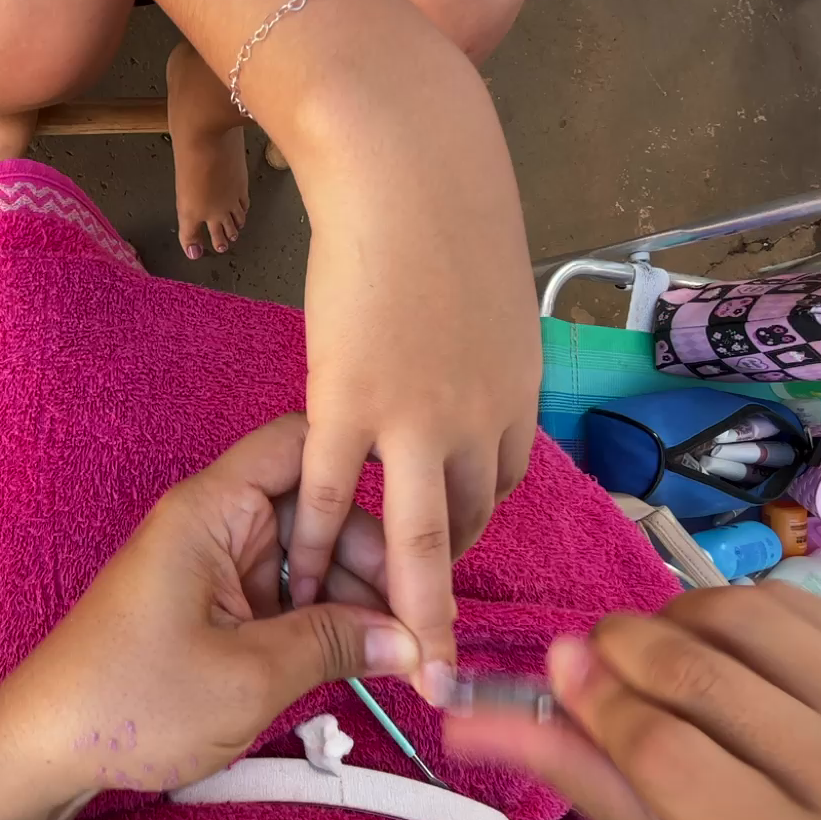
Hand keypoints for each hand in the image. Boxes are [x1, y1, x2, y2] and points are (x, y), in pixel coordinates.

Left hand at [0, 414, 421, 796]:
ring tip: (405, 654)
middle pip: (316, 510)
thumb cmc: (133, 698)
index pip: (296, 445)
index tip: (421, 504)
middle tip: (425, 625)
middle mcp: (218, 521)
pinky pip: (288, 592)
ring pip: (310, 556)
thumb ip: (335, 645)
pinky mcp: (221, 600)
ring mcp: (220, 562)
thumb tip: (411, 640)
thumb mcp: (247, 676)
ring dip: (356, 599)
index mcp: (212, 508)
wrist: (50, 743)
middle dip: (372, 562)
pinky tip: (364, 655)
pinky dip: (325, 619)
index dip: (358, 461)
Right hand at [282, 32, 541, 703]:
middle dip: (453, 583)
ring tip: (392, 652)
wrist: (411, 167)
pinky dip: (320, 544)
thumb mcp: (486, 288)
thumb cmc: (449, 210)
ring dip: (403, 599)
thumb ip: (477, 344)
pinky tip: (304, 580)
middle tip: (438, 637)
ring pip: (419, 535)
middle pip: (470, 518)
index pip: (502, 478)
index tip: (451, 538)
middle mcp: (483, 418)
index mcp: (516, 388)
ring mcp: (419, 417)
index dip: (474, 518)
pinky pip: (336, 494)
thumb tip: (452, 355)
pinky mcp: (352, 403)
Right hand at [443, 584, 820, 819]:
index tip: (559, 672)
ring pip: (738, 615)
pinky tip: (724, 646)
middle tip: (601, 655)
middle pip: (700, 674)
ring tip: (666, 651)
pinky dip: (727, 606)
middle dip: (621, 645)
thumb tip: (467, 715)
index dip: (594, 701)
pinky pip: (786, 597)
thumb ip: (572, 775)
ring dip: (672, 618)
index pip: (664, 753)